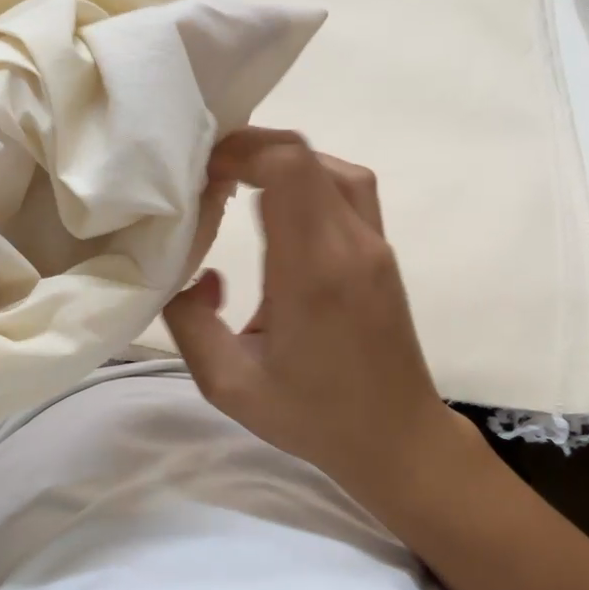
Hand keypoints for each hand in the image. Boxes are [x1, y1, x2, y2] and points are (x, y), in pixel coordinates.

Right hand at [163, 128, 472, 490]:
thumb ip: (190, 322)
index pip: (287, 168)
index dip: (238, 152)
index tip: (198, 173)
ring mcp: (374, 246)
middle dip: (248, 148)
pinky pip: (345, 189)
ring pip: (331, 166)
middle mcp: (351, 246)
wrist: (398, 441)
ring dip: (280, 160)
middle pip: (305, 155)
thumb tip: (198, 274)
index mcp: (313, 272)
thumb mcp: (226, 384)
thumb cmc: (312, 417)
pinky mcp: (380, 253)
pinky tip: (272, 204)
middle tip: (204, 172)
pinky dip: (304, 178)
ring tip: (234, 179)